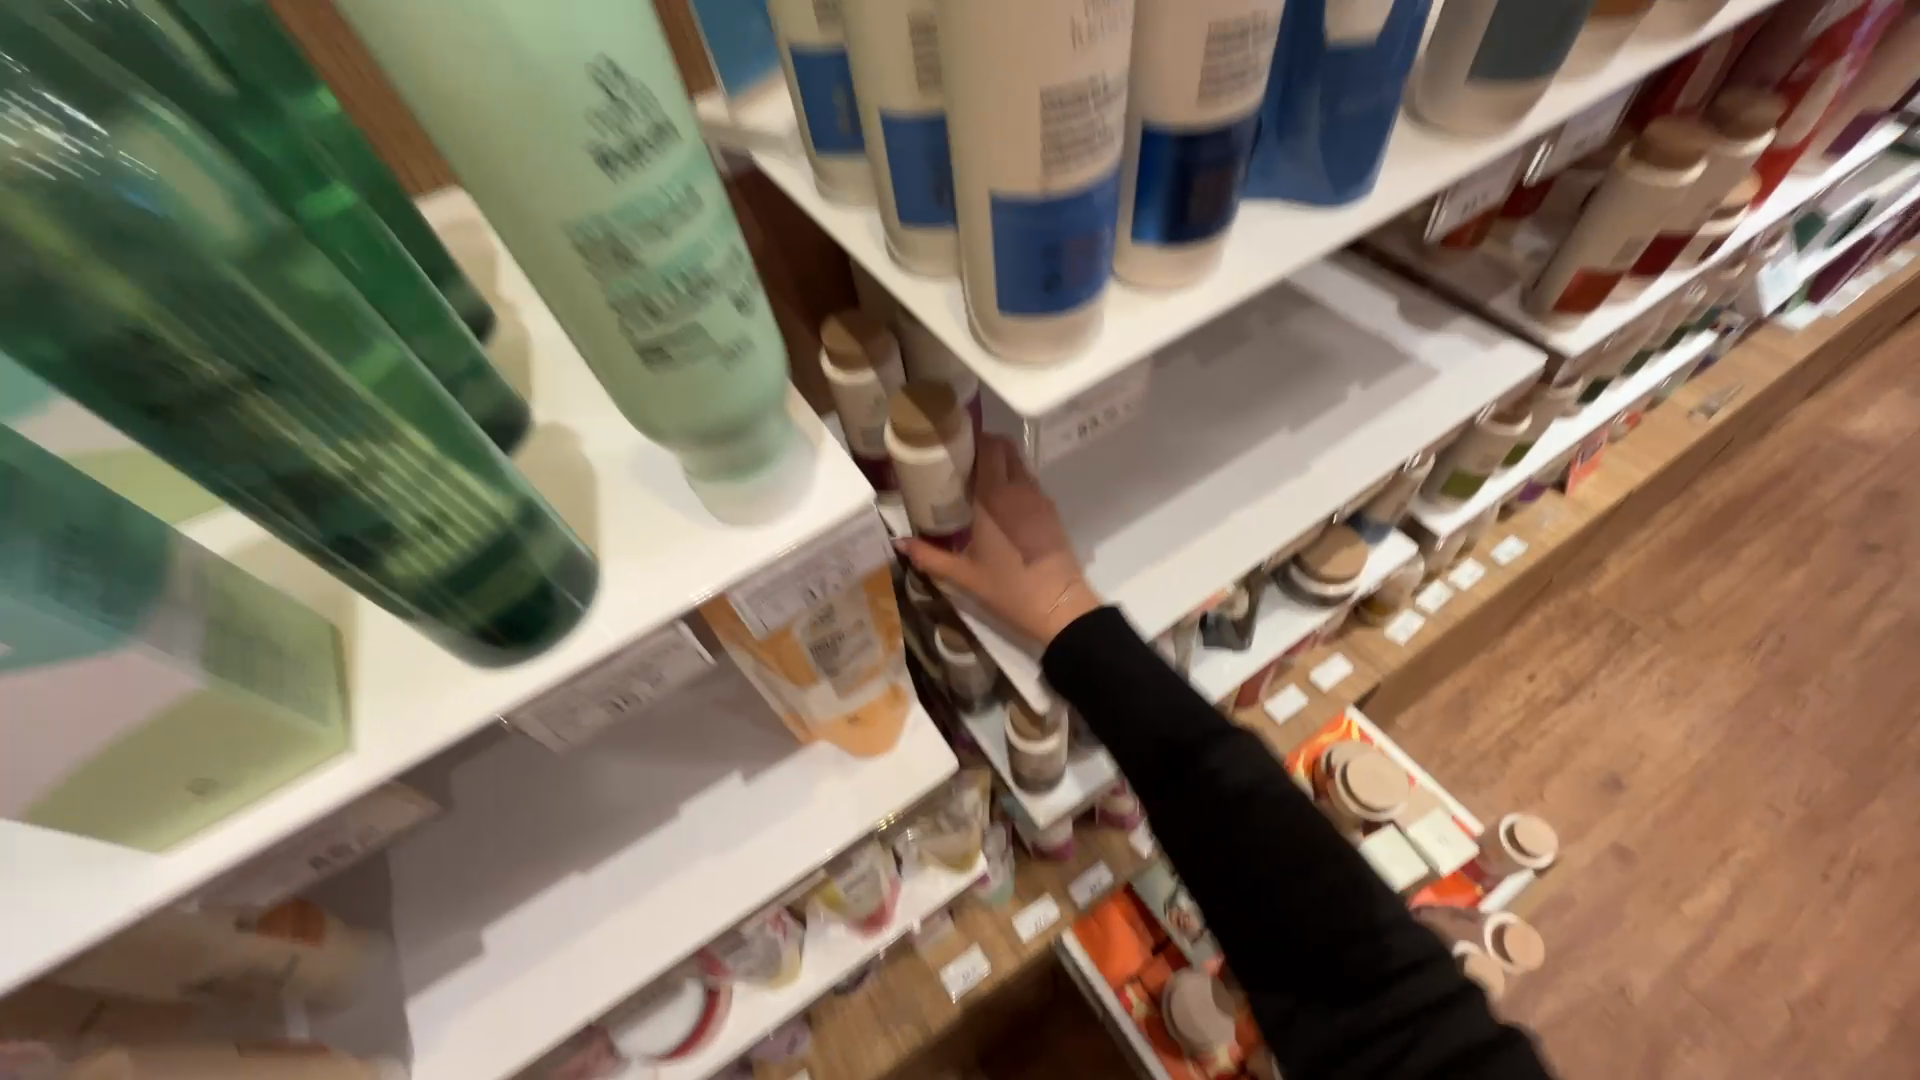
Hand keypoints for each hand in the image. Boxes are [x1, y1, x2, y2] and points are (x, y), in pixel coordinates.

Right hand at [896, 435, 1102, 644]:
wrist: (1059, 606)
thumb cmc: (1008, 588)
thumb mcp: (963, 575)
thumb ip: (928, 556)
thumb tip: (898, 543)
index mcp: (994, 497)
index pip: (988, 448)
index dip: (971, 437)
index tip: (952, 442)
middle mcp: (1019, 489)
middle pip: (1006, 447)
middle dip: (985, 445)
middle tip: (961, 459)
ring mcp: (1039, 498)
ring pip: (1020, 463)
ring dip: (1000, 462)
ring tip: (977, 479)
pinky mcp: (1050, 511)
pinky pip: (1030, 482)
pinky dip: (1014, 480)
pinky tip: (999, 502)